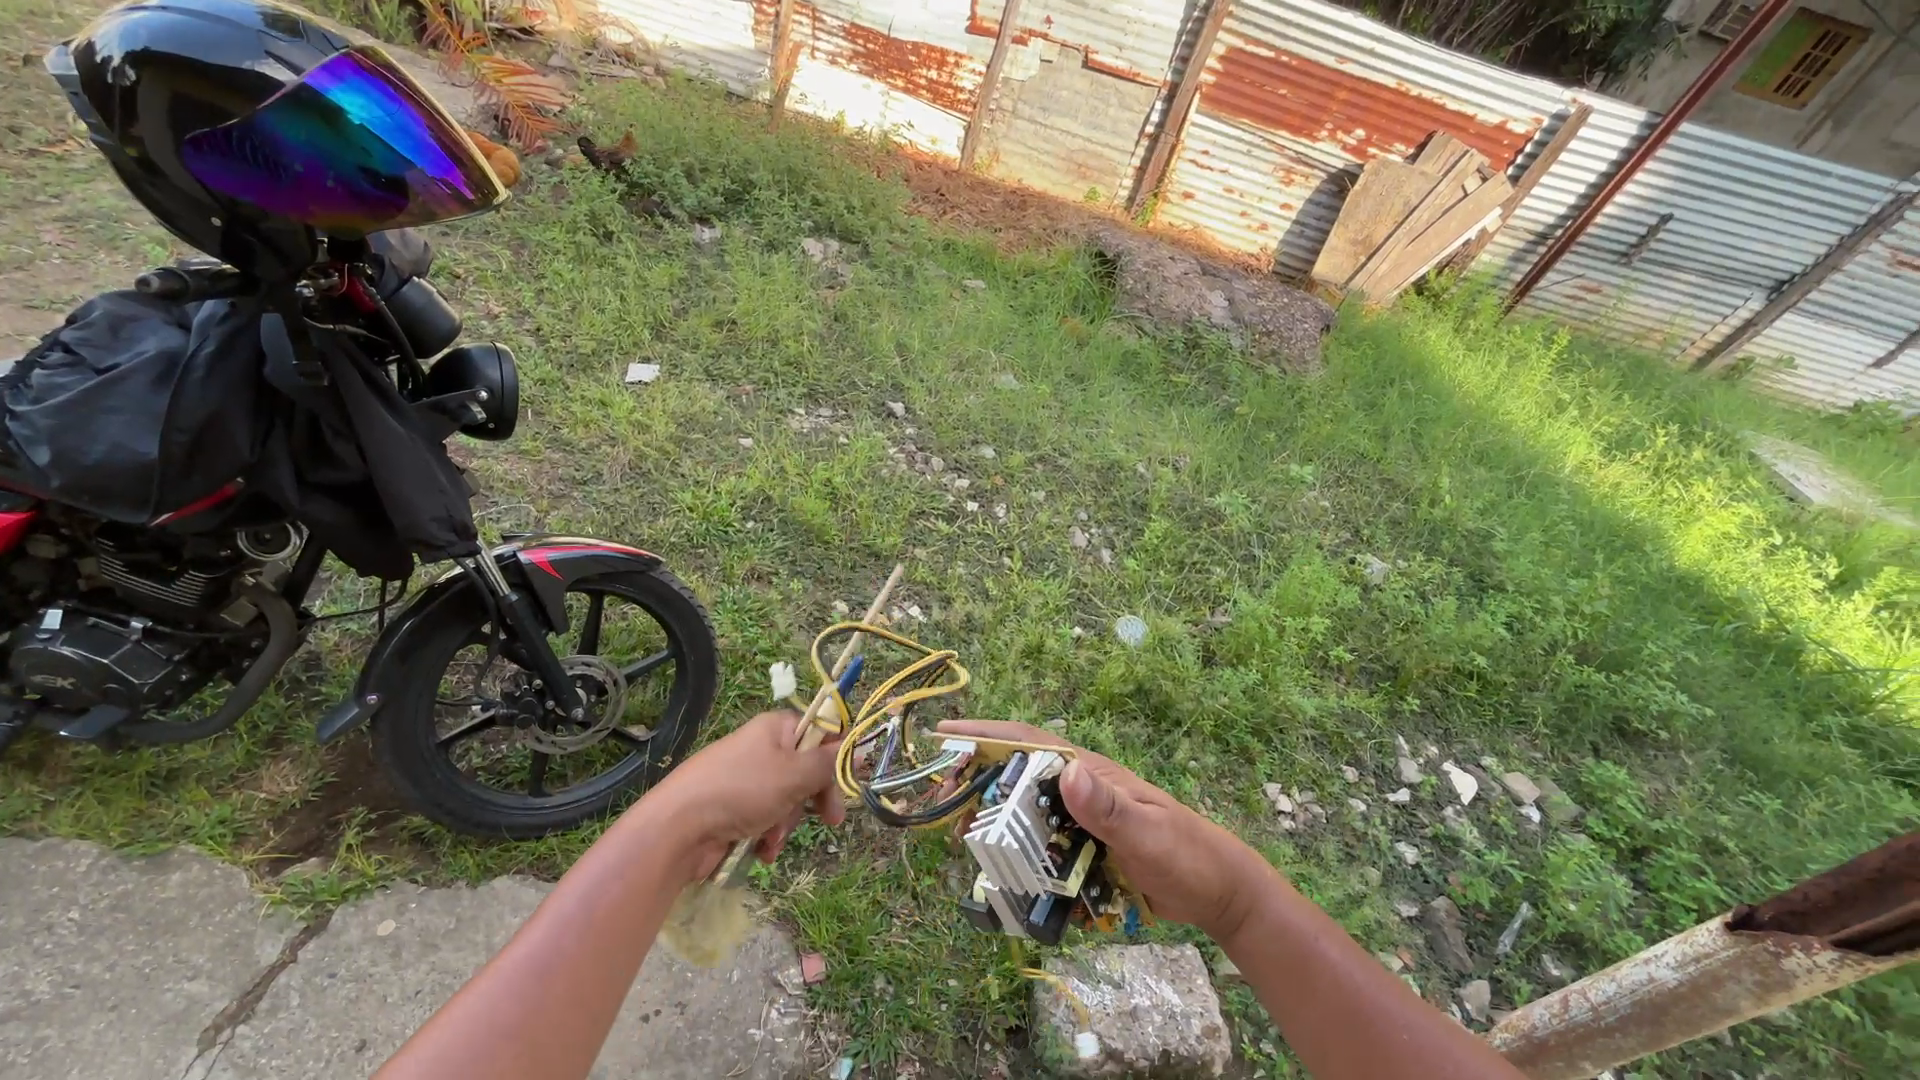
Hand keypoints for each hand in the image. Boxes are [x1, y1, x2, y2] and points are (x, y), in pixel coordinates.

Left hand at [642, 710, 845, 883]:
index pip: (821, 731)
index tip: (848, 779)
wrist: (677, 829)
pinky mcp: (735, 810)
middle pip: (808, 770)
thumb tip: (858, 747)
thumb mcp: (795, 773)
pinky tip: (762, 851)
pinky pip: (767, 819)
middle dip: (814, 799)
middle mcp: (763, 750)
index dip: (837, 755)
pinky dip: (768, 836)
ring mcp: (748, 781)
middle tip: (831, 819)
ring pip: (789, 800)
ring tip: (772, 837)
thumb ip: (830, 762)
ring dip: (788, 823)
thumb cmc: (741, 790)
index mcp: (776, 729)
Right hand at [939, 720, 1280, 941]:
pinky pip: (1039, 838)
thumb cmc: (1188, 855)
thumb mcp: (1148, 833)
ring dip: (989, 813)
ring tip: (956, 830)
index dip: (985, 735)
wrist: (1219, 891)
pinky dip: (1013, 844)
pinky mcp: (1085, 845)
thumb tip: (1067, 770)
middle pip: (1017, 773)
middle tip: (937, 796)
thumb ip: (1108, 807)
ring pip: (1023, 806)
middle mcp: (1080, 788)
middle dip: (975, 776)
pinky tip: (996, 861)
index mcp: (1090, 773)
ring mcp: (1081, 817)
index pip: (1029, 743)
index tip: (944, 735)